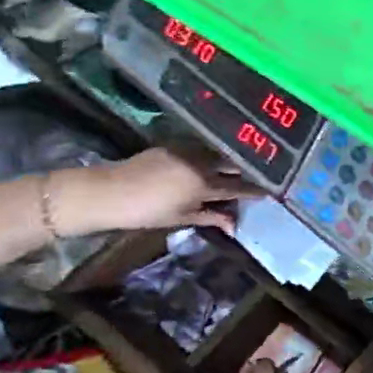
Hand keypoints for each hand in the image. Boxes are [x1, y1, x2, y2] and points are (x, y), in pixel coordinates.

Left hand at [54, 148, 256, 236]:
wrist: (102, 192)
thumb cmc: (144, 212)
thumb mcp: (181, 217)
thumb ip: (211, 217)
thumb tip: (235, 226)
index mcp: (205, 184)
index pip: (240, 187)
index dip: (256, 191)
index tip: (269, 192)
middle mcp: (202, 164)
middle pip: (235, 165)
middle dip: (247, 172)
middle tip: (255, 178)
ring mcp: (188, 151)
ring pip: (220, 154)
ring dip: (230, 162)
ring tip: (236, 169)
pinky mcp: (174, 145)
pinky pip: (202, 149)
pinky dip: (211, 156)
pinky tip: (210, 163)